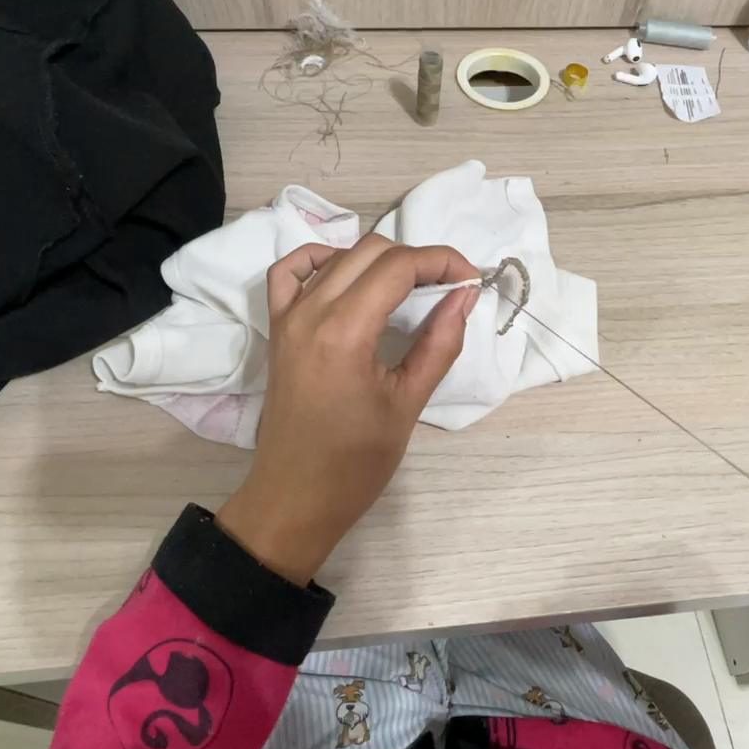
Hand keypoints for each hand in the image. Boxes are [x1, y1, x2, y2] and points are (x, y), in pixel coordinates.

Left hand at [215, 234, 479, 583]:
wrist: (294, 497)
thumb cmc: (355, 463)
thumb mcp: (408, 404)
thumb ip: (440, 343)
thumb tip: (465, 295)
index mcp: (345, 331)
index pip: (399, 266)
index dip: (442, 262)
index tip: (471, 278)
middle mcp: (311, 312)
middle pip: (371, 251)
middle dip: (418, 260)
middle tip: (449, 288)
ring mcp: (288, 318)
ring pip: (338, 257)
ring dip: (380, 261)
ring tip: (412, 287)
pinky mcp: (277, 329)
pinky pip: (290, 273)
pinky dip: (320, 260)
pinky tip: (348, 275)